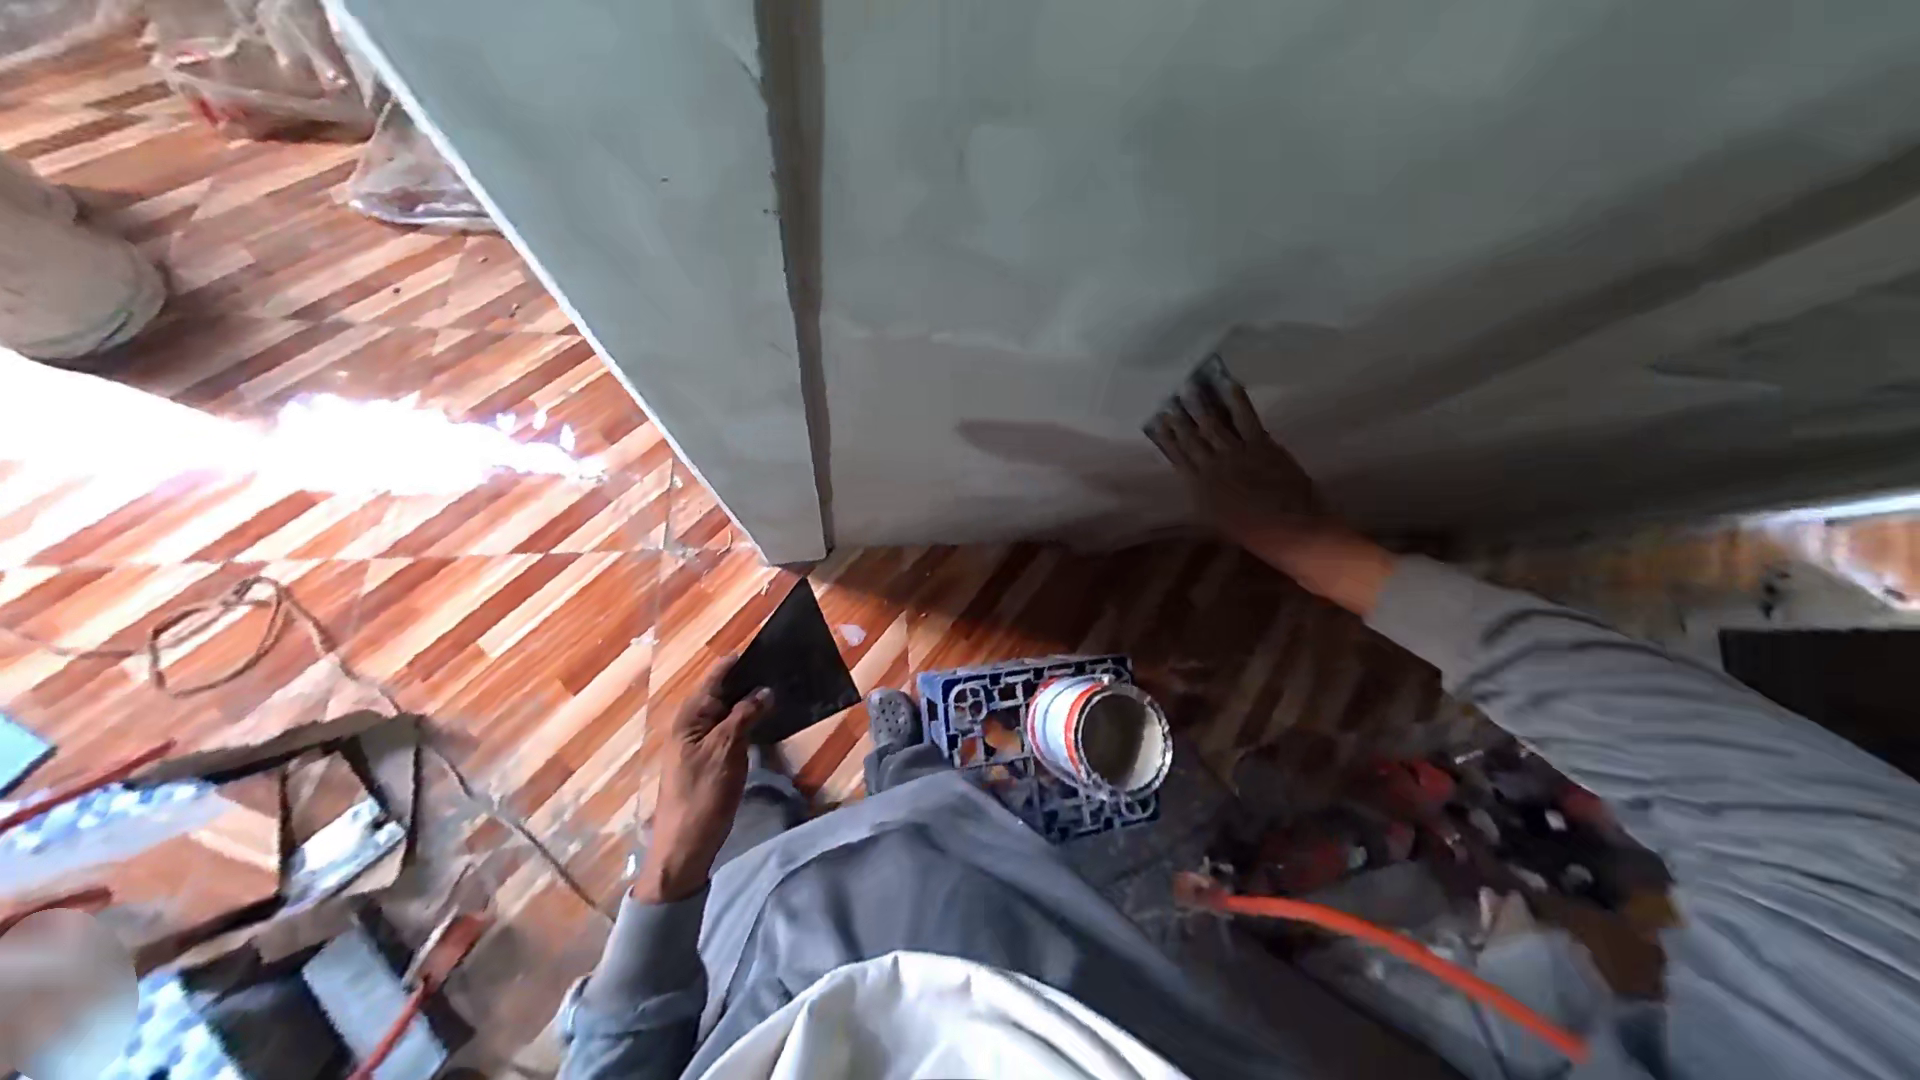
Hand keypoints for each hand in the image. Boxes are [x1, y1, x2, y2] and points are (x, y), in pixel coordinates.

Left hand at [632, 663, 772, 903]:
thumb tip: (765, 689)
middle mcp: (694, 722)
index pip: (717, 675)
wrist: (686, 847)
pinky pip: (733, 727)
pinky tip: (771, 717)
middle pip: (725, 690)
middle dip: (751, 679)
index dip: (741, 661)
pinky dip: (750, 720)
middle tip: (786, 667)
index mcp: (690, 715)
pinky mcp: (713, 757)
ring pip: (731, 709)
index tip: (771, 647)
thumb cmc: (703, 796)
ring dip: (753, 700)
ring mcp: (703, 741)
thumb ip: (744, 716)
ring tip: (785, 686)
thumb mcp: (726, 752)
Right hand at [1144, 357, 1330, 551]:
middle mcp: (1211, 467)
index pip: (1177, 458)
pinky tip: (1230, 386)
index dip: (1167, 439)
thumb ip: (1205, 498)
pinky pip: (1245, 418)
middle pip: (1191, 438)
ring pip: (1212, 425)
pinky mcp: (1260, 445)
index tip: (1159, 423)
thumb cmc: (1255, 534)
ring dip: (1200, 405)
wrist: (1292, 531)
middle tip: (1169, 400)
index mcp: (1199, 489)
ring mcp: (1235, 453)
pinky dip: (1237, 401)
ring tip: (1189, 389)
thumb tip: (1197, 482)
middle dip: (1179, 419)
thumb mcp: (1218, 521)